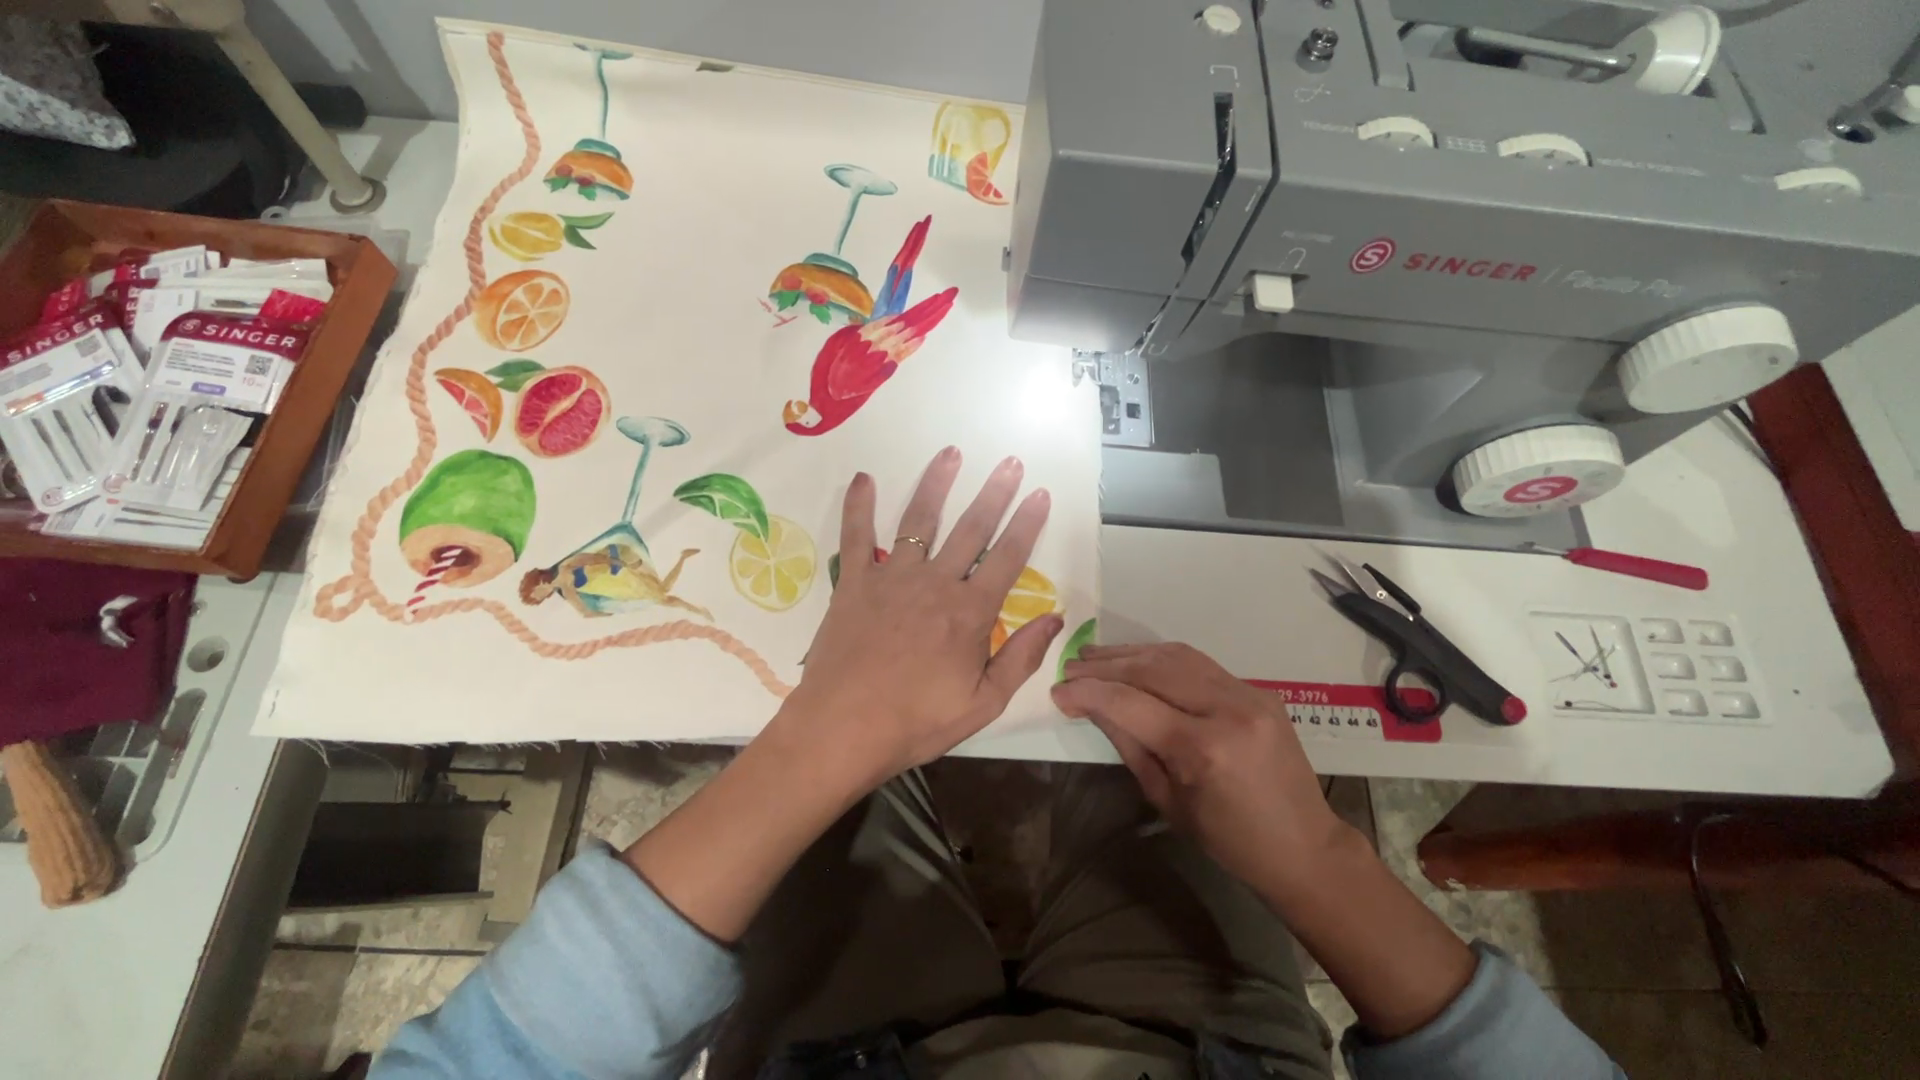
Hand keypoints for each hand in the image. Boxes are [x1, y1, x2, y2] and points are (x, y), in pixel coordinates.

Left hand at [772, 446, 1061, 786]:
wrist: (843, 728)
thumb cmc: (917, 721)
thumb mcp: (983, 703)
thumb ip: (1021, 658)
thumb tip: (1055, 619)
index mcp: (970, 612)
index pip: (1008, 558)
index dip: (1027, 524)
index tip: (1040, 494)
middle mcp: (935, 584)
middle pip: (970, 529)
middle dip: (994, 493)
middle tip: (1009, 462)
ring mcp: (891, 578)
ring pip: (919, 521)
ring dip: (936, 484)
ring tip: (951, 453)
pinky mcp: (853, 583)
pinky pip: (856, 536)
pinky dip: (859, 505)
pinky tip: (863, 478)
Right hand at [1052, 643, 1348, 894]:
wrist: (1304, 845)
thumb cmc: (1229, 840)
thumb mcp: (1167, 800)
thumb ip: (1130, 745)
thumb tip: (1092, 707)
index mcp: (1204, 748)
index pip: (1131, 703)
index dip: (1088, 693)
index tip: (1058, 692)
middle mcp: (1228, 710)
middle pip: (1153, 669)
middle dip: (1105, 665)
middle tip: (1070, 666)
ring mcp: (1249, 694)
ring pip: (1177, 656)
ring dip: (1131, 653)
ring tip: (1095, 656)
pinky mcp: (1259, 690)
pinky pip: (1201, 664)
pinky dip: (1163, 658)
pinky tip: (1138, 662)